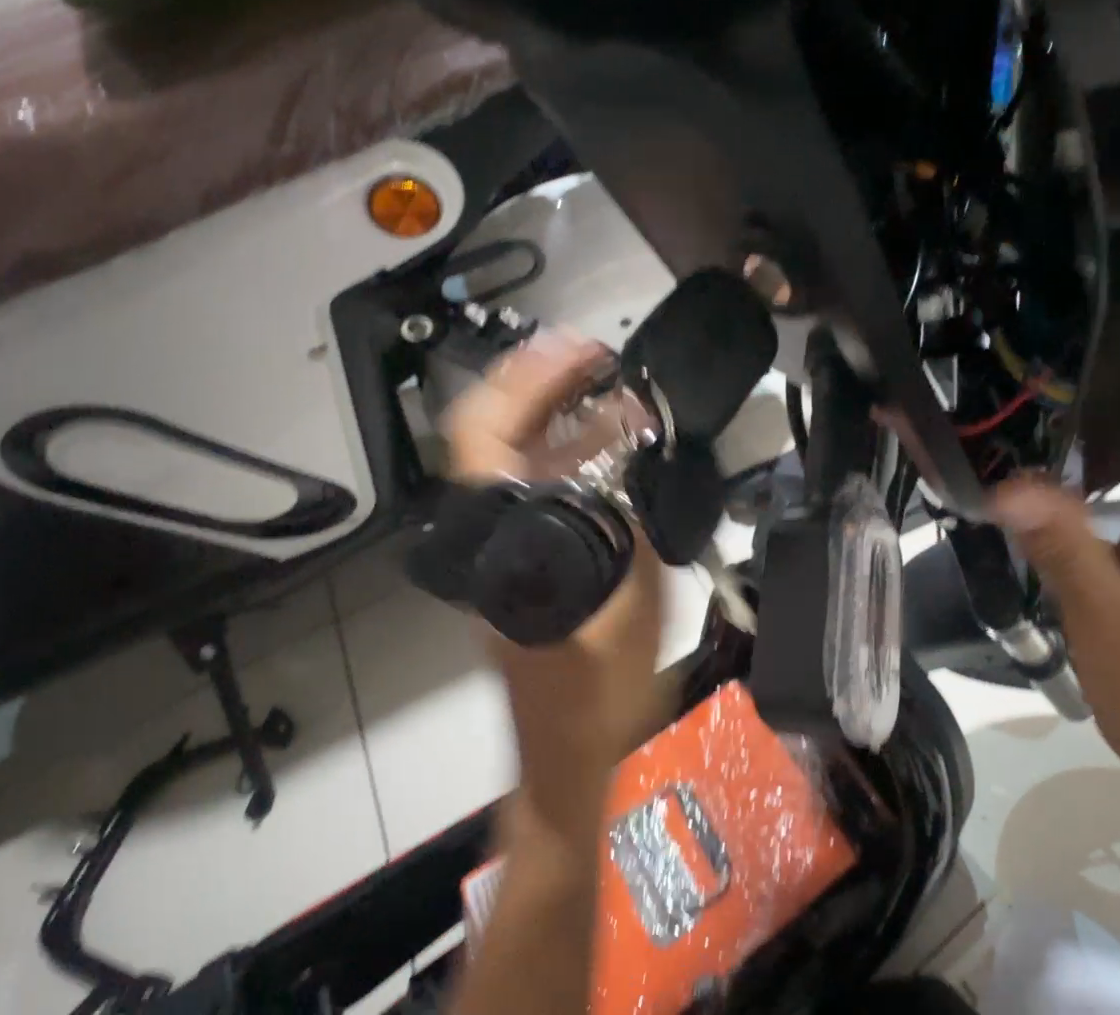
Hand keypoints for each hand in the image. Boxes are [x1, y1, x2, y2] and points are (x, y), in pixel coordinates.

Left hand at [445, 333, 670, 802]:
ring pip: (524, 470)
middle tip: (604, 361)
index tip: (579, 350)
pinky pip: (548, 501)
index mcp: (503, 550)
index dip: (526, 382)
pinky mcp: (530, 573)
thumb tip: (634, 473)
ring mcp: (509, 559)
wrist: (568, 769)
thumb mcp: (629, 619)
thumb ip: (631, 540)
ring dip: (567, 425)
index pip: (485, 440)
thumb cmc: (595, 707)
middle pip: (498, 442)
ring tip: (622, 396)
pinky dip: (581, 467)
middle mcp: (492, 544)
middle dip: (547, 389)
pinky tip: (624, 459)